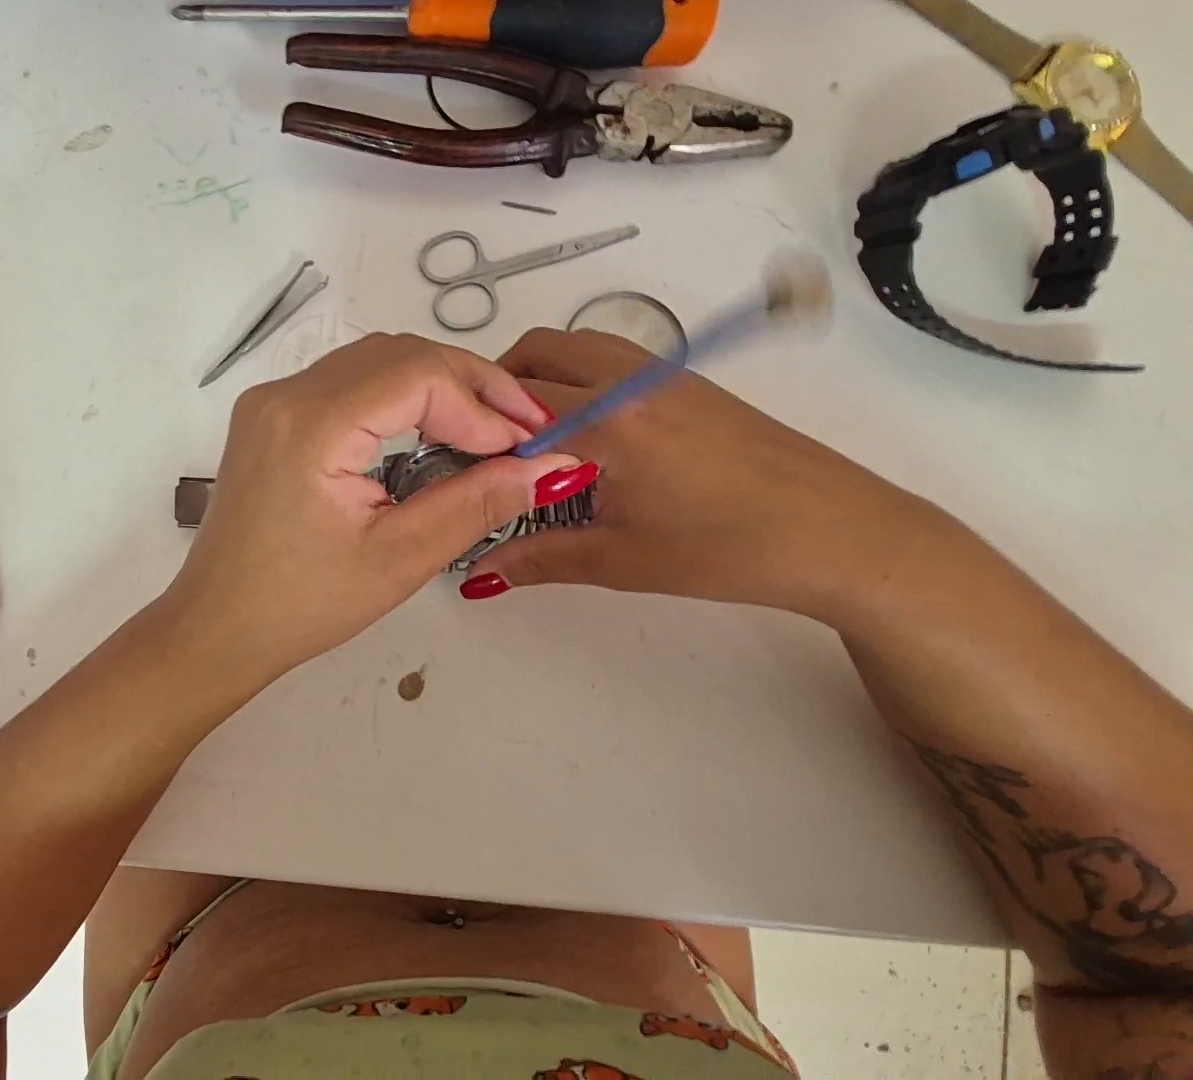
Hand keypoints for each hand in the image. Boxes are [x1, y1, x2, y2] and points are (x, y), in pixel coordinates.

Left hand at [158, 333, 585, 683]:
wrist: (218, 626)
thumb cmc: (300, 605)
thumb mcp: (399, 558)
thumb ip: (477, 503)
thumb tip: (554, 466)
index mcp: (309, 425)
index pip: (418, 374)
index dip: (484, 402)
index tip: (530, 444)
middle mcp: (282, 395)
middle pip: (396, 353)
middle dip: (468, 384)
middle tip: (522, 430)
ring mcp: (270, 403)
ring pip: (372, 362)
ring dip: (435, 386)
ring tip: (487, 432)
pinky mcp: (270, 418)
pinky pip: (346, 383)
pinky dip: (396, 397)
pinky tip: (431, 431)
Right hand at [462, 329, 952, 620]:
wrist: (840, 533)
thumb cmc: (726, 550)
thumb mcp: (620, 560)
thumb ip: (538, 559)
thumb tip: (479, 575)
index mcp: (607, 422)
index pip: (511, 405)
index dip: (473, 431)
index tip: (455, 465)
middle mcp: (629, 380)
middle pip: (537, 350)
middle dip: (497, 390)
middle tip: (485, 445)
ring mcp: (663, 373)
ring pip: (576, 343)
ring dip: (538, 374)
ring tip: (530, 436)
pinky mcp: (687, 380)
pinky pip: (610, 356)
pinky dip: (576, 376)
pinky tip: (585, 434)